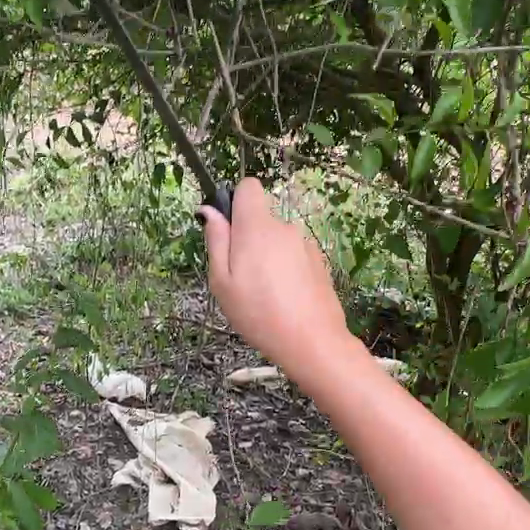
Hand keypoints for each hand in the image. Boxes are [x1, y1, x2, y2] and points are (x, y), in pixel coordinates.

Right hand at [199, 178, 357, 378]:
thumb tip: (210, 211)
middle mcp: (284, 228)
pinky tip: (284, 299)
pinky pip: (293, 256)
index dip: (235, 203)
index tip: (229, 232)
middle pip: (260, 220)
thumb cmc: (257, 313)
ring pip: (276, 241)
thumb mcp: (222, 281)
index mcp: (257, 227)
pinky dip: (285, 270)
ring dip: (267, 258)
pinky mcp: (319, 261)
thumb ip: (216, 241)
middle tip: (240, 278)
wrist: (311, 341)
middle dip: (247, 240)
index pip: (248, 187)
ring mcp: (305, 244)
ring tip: (263, 294)